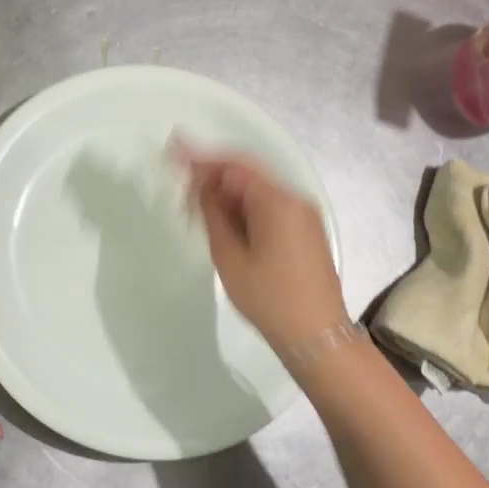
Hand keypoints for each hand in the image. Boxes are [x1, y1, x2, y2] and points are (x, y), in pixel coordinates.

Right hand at [178, 146, 348, 356]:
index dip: (200, 158)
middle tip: (180, 183)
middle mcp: (295, 199)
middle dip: (213, 174)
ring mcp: (304, 215)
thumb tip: (200, 187)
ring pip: (258, 190)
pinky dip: (244, 206)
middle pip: (248, 173)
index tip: (173, 152)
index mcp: (278, 201)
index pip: (233, 166)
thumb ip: (213, 214)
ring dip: (227, 191)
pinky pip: (270, 205)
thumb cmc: (268, 298)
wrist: (316, 335)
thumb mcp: (230, 256)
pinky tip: (223, 220)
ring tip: (196, 204)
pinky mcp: (305, 231)